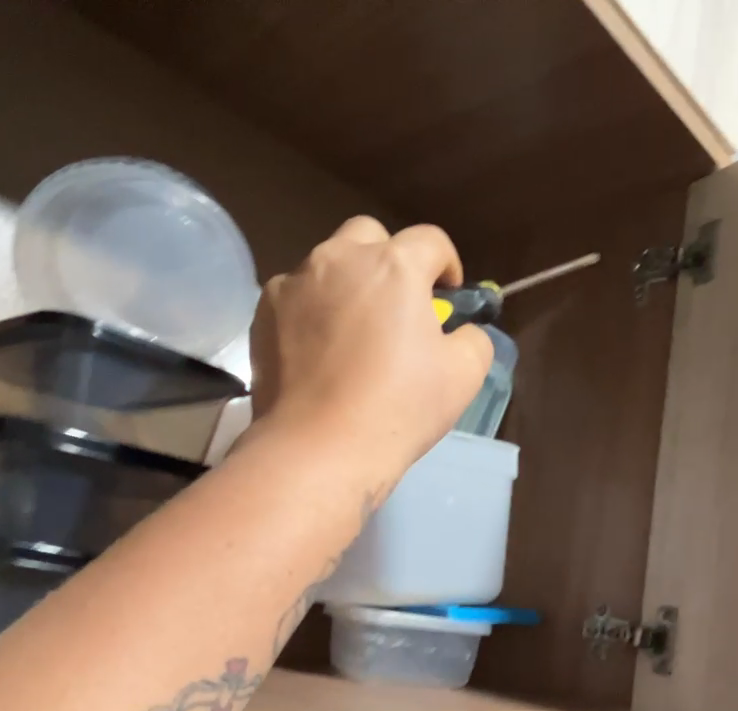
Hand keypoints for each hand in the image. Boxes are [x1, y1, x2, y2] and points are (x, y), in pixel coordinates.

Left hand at [246, 216, 493, 483]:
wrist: (319, 446)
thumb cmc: (400, 407)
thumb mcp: (464, 376)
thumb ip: (473, 339)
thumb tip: (460, 331)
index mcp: (395, 267)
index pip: (431, 240)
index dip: (447, 264)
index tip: (448, 297)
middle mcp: (340, 259)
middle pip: (371, 237)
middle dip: (390, 261)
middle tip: (399, 308)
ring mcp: (295, 282)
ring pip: (329, 264)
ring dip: (349, 285)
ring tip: (356, 333)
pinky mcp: (264, 311)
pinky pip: (297, 296)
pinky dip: (314, 311)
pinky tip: (322, 353)